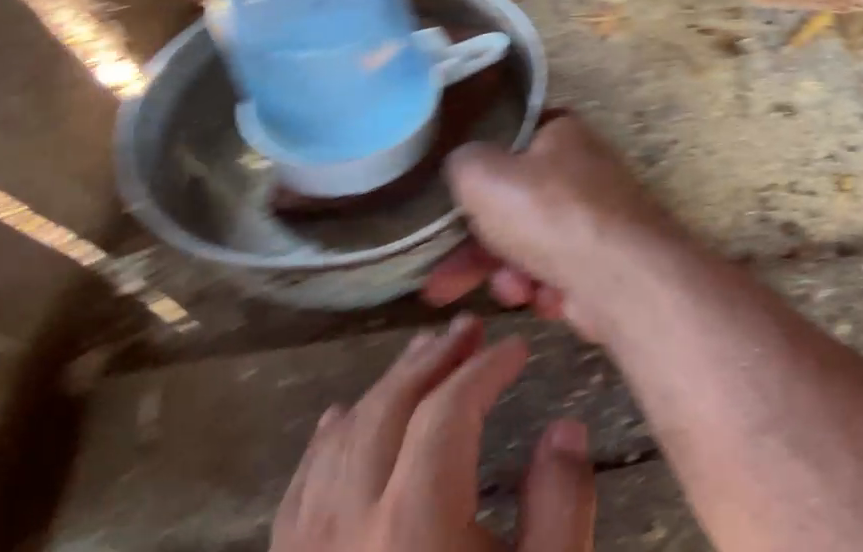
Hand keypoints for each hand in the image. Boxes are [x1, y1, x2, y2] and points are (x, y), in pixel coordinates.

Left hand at [272, 314, 594, 551]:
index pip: (447, 413)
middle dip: (431, 363)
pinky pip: (297, 493)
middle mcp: (349, 531)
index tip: (519, 347)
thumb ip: (561, 502)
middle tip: (468, 331)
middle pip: (385, 414)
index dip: (485, 369)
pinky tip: (341, 420)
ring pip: (336, 445)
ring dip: (383, 390)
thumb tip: (565, 427)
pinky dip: (325, 443)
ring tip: (420, 358)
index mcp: (415, 524)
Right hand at [425, 113, 678, 338]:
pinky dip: (545, 289)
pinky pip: (558, 274)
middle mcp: (586, 171)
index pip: (514, 141)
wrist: (622, 275)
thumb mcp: (483, 175)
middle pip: (515, 206)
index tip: (452, 203)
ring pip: (530, 246)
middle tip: (440, 285)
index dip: (479, 171)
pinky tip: (546, 298)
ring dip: (508, 274)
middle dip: (476, 248)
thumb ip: (463, 163)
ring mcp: (599, 218)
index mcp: (564, 135)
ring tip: (510, 292)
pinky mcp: (606, 261)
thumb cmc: (551, 213)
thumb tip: (466, 164)